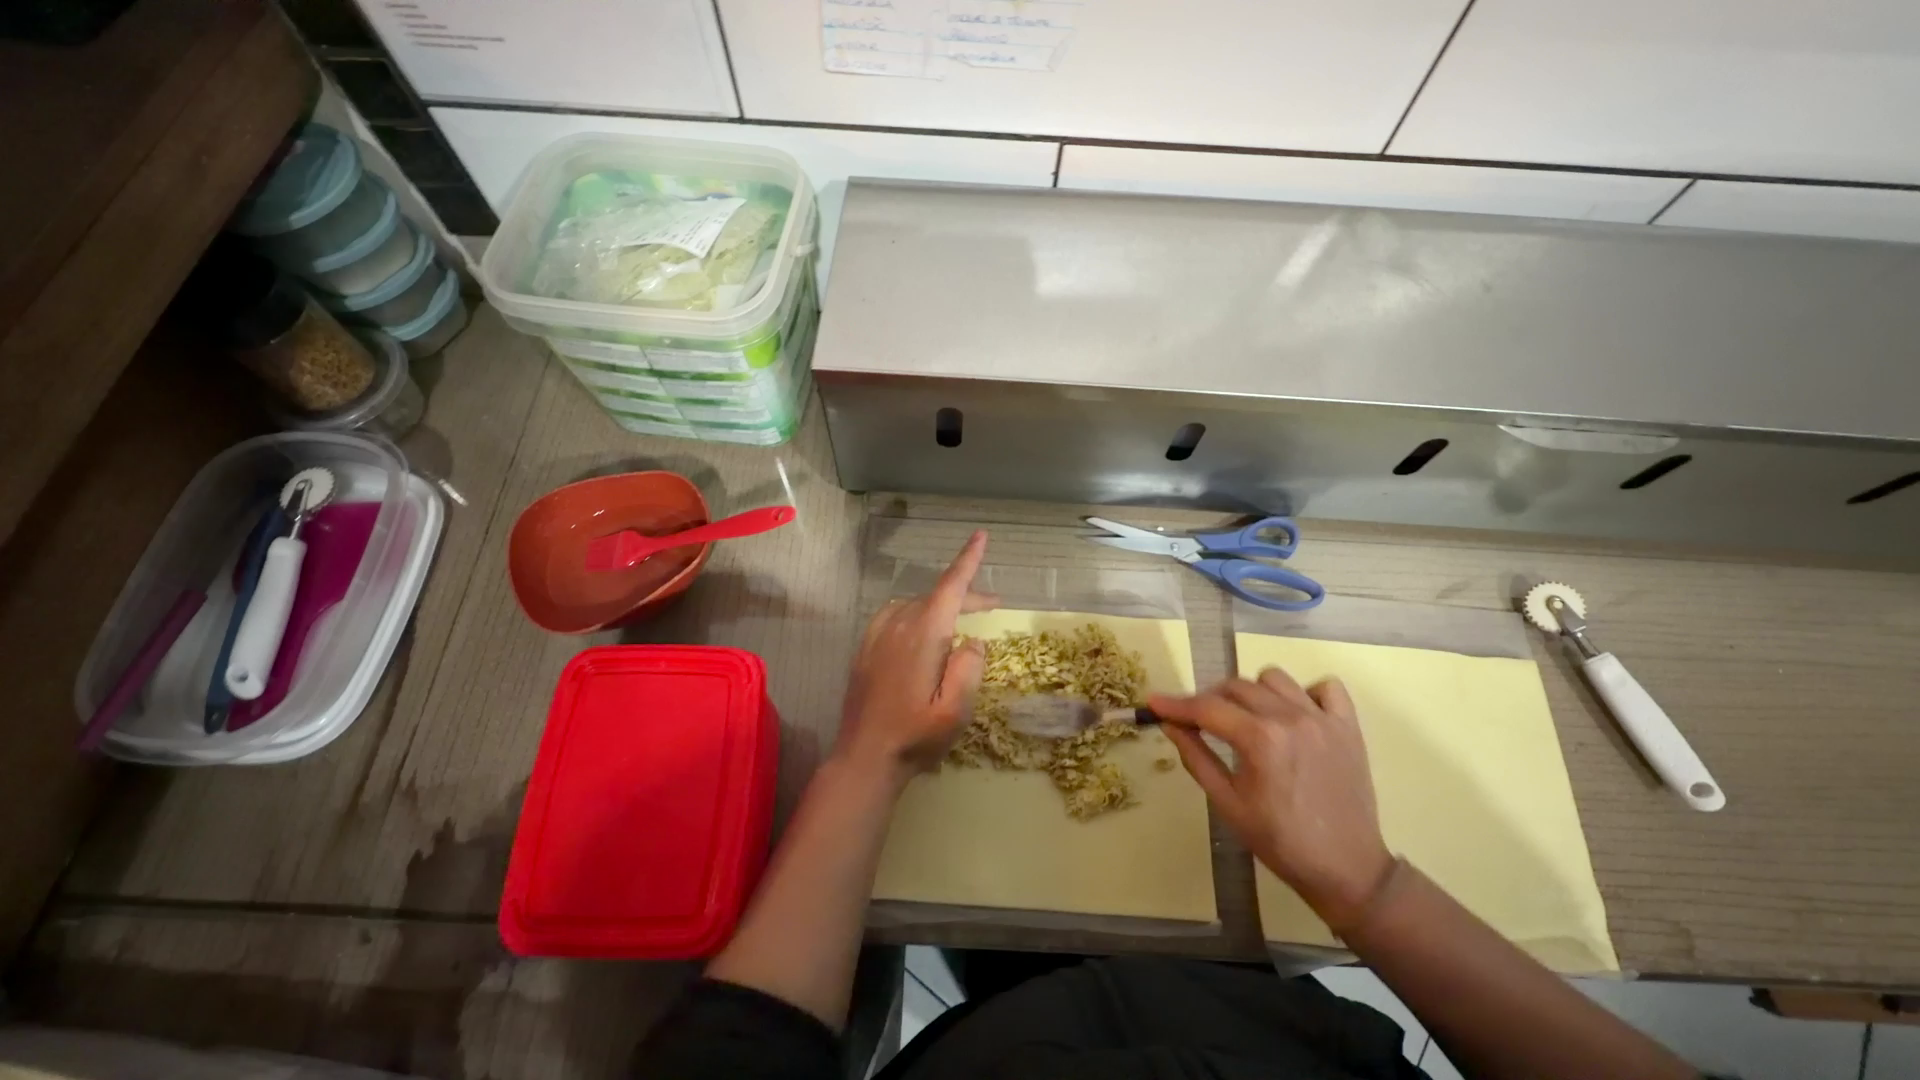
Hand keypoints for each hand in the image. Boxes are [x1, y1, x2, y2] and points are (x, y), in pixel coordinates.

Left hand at [835, 531, 996, 782]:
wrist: (864, 757)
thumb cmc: (916, 737)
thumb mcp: (956, 710)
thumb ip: (969, 668)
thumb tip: (973, 640)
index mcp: (923, 635)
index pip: (950, 586)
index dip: (967, 560)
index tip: (980, 536)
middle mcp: (897, 626)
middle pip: (935, 596)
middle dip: (965, 595)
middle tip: (993, 606)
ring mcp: (876, 636)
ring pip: (914, 604)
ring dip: (940, 605)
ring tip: (961, 621)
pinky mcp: (865, 650)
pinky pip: (895, 616)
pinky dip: (917, 613)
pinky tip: (924, 632)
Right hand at [1151, 668, 1393, 930]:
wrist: (1345, 868)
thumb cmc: (1280, 842)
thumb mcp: (1227, 803)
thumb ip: (1196, 757)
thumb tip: (1171, 725)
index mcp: (1260, 740)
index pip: (1207, 708)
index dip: (1176, 704)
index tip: (1155, 702)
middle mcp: (1291, 718)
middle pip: (1237, 687)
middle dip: (1209, 699)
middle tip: (1198, 722)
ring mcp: (1323, 718)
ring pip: (1275, 679)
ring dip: (1252, 692)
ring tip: (1247, 719)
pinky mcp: (1348, 726)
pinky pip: (1325, 687)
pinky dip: (1305, 693)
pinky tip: (1294, 715)